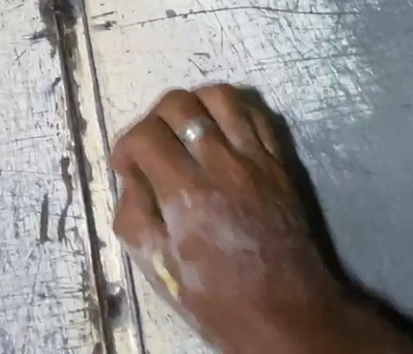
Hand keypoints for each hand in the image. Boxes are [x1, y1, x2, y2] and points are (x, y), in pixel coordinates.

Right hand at [112, 85, 369, 353]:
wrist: (287, 317)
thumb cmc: (218, 299)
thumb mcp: (160, 271)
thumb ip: (134, 217)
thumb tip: (131, 178)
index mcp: (187, 195)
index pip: (145, 135)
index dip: (125, 146)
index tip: (126, 166)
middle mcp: (222, 166)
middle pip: (179, 104)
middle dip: (154, 117)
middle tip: (152, 144)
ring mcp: (255, 159)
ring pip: (220, 96)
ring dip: (194, 103)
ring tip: (186, 127)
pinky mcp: (278, 161)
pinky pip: (255, 113)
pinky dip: (231, 110)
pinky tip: (220, 128)